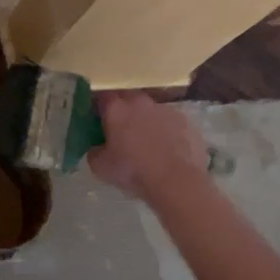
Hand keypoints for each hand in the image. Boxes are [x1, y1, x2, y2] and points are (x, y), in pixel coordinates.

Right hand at [88, 92, 208, 203]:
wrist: (178, 183)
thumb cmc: (134, 171)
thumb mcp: (101, 167)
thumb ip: (94, 151)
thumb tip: (96, 147)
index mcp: (115, 108)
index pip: (102, 97)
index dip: (100, 107)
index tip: (100, 120)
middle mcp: (139, 101)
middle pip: (128, 98)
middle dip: (124, 110)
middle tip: (124, 130)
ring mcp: (165, 109)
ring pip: (151, 109)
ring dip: (147, 120)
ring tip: (150, 142)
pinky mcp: (186, 121)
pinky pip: (171, 122)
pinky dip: (168, 130)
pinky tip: (169, 149)